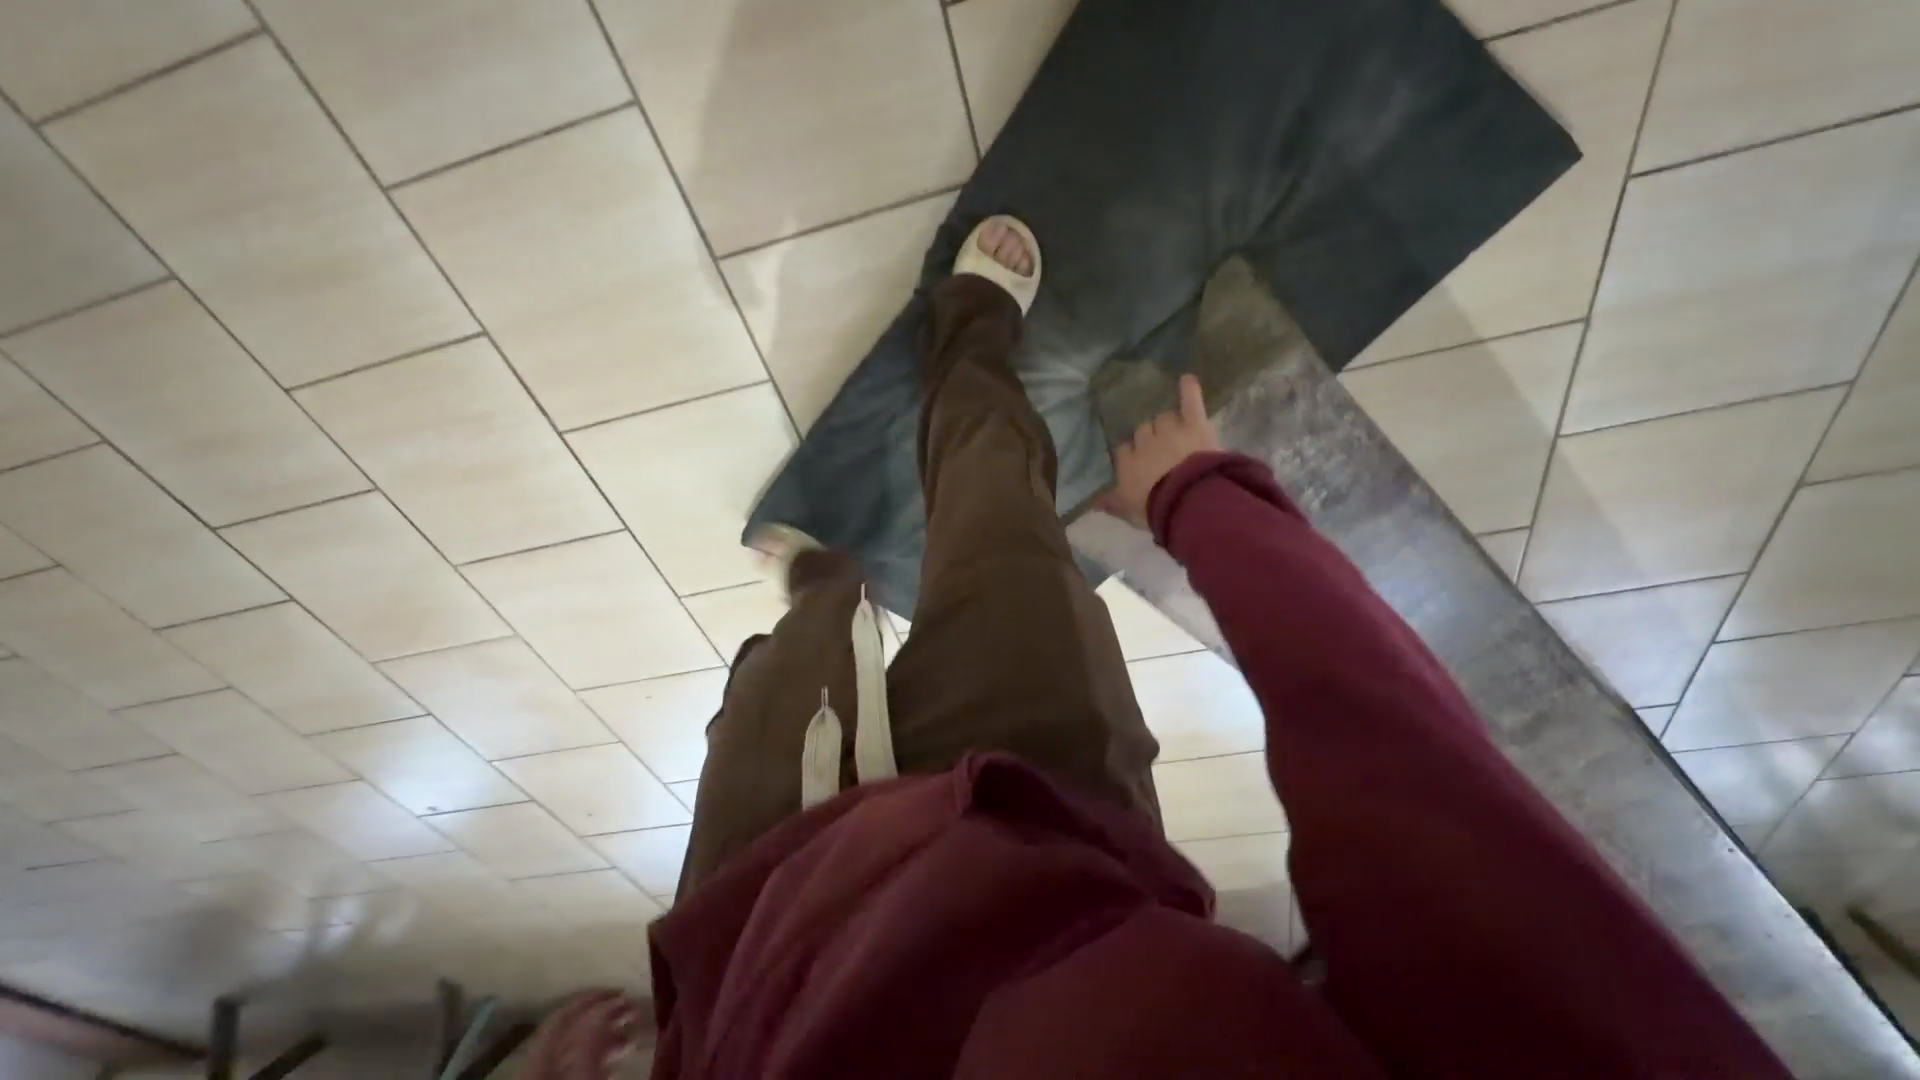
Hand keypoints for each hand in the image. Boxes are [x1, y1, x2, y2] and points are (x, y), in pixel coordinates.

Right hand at [1100, 374, 1218, 528]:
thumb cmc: (1154, 508)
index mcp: (1128, 464)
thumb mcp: (1129, 511)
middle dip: (1150, 437)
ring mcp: (1169, 431)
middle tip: (1160, 448)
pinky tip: (1188, 379)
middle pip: (1143, 431)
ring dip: (1168, 422)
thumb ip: (1113, 504)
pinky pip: (1190, 402)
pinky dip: (1190, 390)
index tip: (1136, 461)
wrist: (1186, 499)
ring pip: (1164, 418)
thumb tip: (1093, 503)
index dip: (1131, 454)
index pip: (1124, 451)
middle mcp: (1145, 443)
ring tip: (1175, 429)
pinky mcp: (1193, 425)